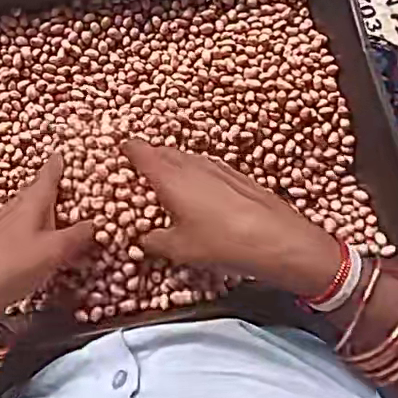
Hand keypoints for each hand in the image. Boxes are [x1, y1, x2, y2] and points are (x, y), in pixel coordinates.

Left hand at [0, 154, 94, 340]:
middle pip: (38, 190)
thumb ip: (78, 235)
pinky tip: (45, 240)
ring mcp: (6, 225)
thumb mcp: (55, 249)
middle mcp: (17, 207)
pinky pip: (26, 227)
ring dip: (47, 208)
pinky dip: (40, 227)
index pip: (48, 174)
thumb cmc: (15, 263)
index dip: (59, 163)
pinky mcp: (0, 244)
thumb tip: (97, 223)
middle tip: (73, 183)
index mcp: (33, 201)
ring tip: (63, 211)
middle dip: (55, 185)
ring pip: (31, 209)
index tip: (66, 152)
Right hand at [122, 139, 343, 297]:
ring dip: (173, 165)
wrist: (279, 240)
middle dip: (149, 157)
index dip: (127, 148)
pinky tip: (199, 192)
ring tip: (167, 182)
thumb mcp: (178, 249)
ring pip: (186, 158)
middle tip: (139, 172)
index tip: (118, 150)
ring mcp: (217, 167)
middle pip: (163, 151)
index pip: (141, 151)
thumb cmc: (220, 242)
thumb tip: (142, 238)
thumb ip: (152, 241)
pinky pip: (205, 167)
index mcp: (170, 177)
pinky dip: (194, 174)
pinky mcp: (237, 176)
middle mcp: (191, 165)